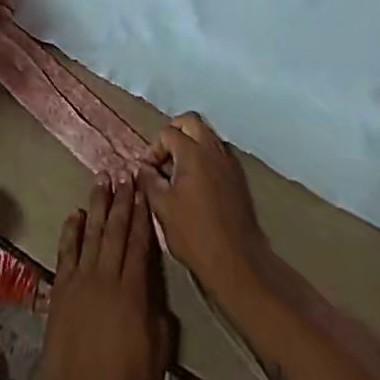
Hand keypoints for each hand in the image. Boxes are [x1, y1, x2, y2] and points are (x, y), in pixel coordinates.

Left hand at [40, 175, 169, 379]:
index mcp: (133, 289)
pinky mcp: (59, 294)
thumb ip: (155, 308)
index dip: (142, 212)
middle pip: (115, 230)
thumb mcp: (158, 345)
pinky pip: (66, 254)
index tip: (144, 188)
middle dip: (122, 199)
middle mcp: (105, 278)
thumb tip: (152, 285)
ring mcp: (79, 283)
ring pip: (91, 234)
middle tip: (125, 172)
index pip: (139, 240)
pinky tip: (75, 214)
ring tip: (102, 180)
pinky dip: (70, 232)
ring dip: (97, 205)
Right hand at [136, 113, 266, 295]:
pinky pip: (218, 153)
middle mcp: (214, 149)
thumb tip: (141, 168)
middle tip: (163, 158)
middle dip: (174, 133)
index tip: (148, 170)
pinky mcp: (238, 175)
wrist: (235, 257)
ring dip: (191, 144)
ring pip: (208, 136)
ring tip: (177, 172)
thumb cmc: (193, 232)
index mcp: (193, 152)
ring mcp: (229, 160)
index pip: (168, 132)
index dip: (153, 148)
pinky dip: (205, 157)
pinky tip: (196, 183)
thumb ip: (149, 180)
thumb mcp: (162, 207)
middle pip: (192, 122)